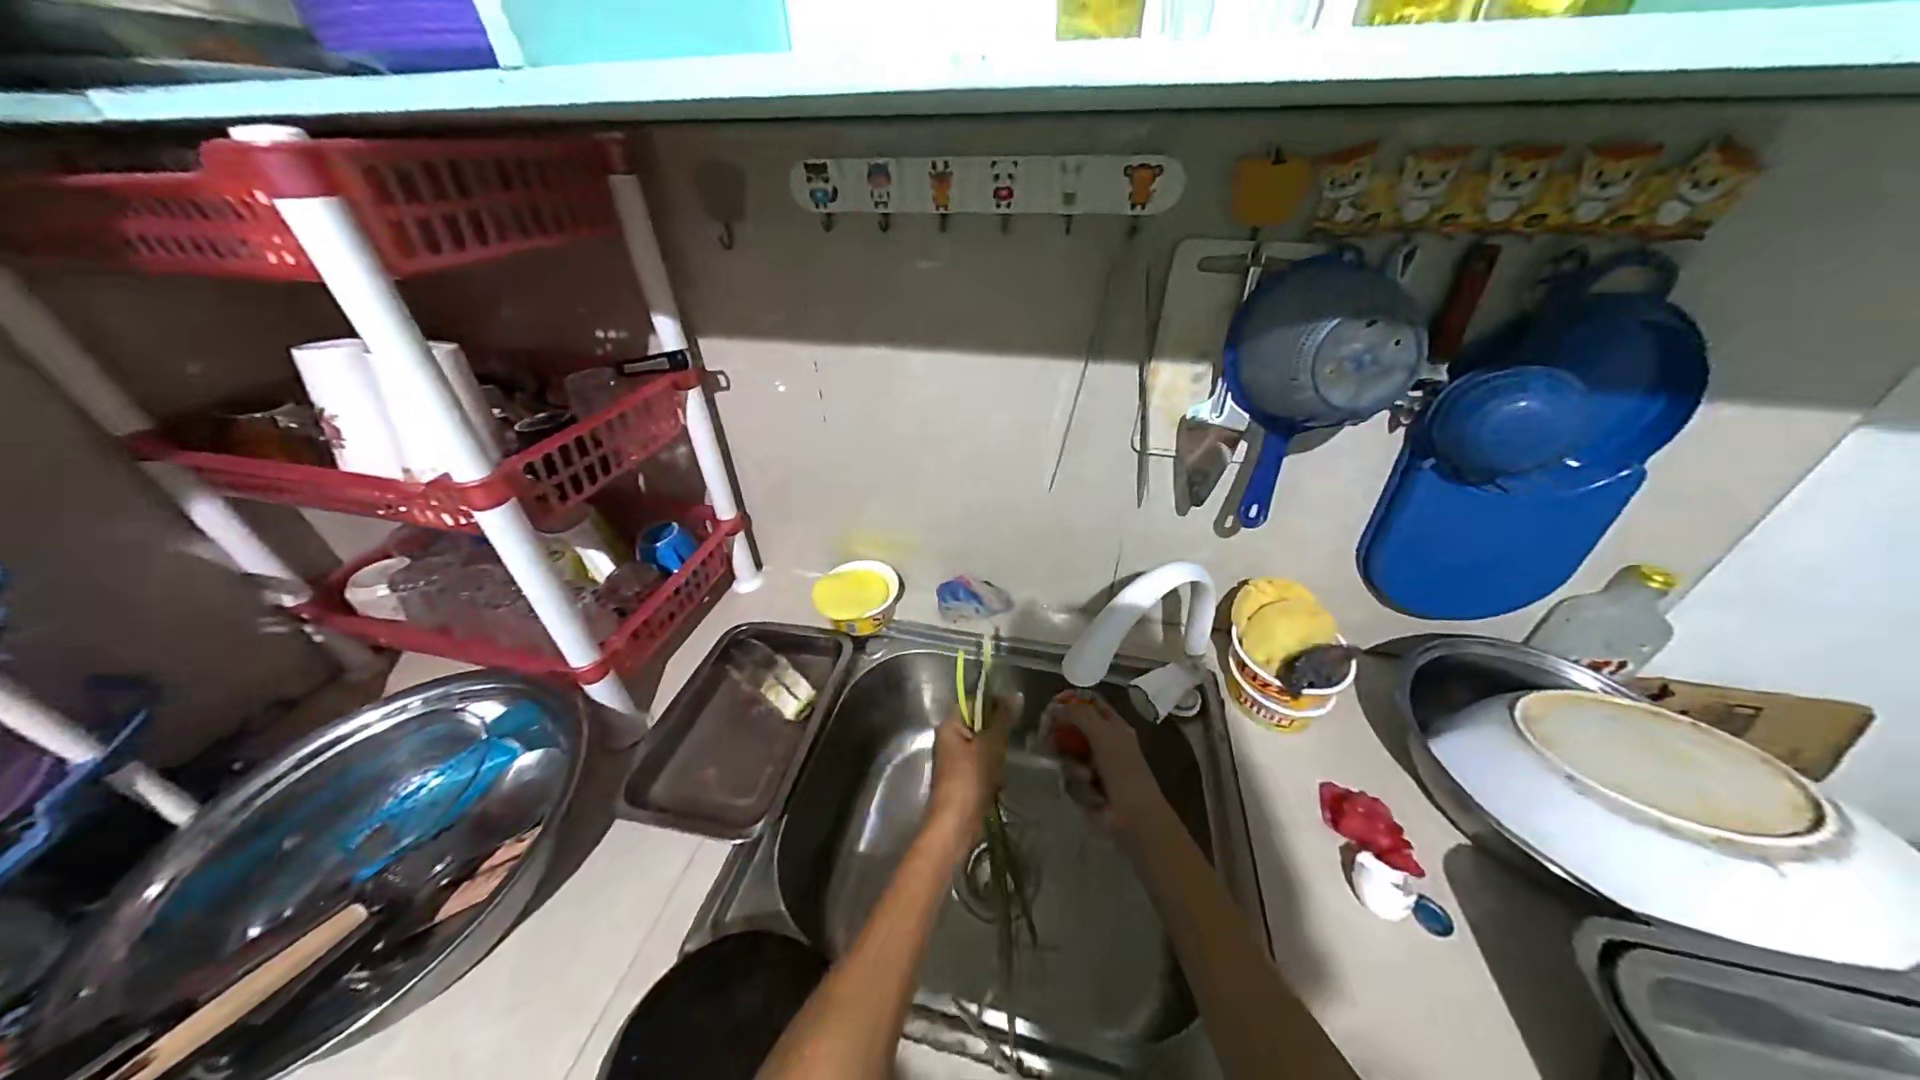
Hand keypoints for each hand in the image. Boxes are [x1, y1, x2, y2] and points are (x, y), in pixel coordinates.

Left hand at [928, 706, 1009, 835]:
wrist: (956, 823)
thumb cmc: (970, 778)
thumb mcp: (991, 744)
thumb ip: (1003, 719)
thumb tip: (1015, 694)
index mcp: (949, 726)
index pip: (972, 703)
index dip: (992, 704)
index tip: (1012, 714)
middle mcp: (948, 740)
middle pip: (979, 727)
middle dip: (996, 738)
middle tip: (1004, 748)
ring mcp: (954, 762)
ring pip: (984, 749)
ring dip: (996, 759)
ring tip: (999, 772)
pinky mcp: (962, 780)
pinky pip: (982, 768)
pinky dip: (991, 775)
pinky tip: (996, 786)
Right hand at [1044, 691, 1158, 824]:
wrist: (1135, 818)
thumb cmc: (1123, 772)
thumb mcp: (1103, 735)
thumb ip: (1079, 715)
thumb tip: (1055, 707)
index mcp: (1113, 726)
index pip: (1088, 703)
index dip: (1070, 702)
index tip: (1051, 708)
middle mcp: (1102, 743)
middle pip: (1071, 730)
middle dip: (1061, 737)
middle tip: (1049, 742)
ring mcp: (1093, 766)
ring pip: (1067, 756)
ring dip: (1074, 768)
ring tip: (1087, 779)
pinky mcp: (1085, 789)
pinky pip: (1069, 780)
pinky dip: (1079, 788)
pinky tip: (1092, 796)